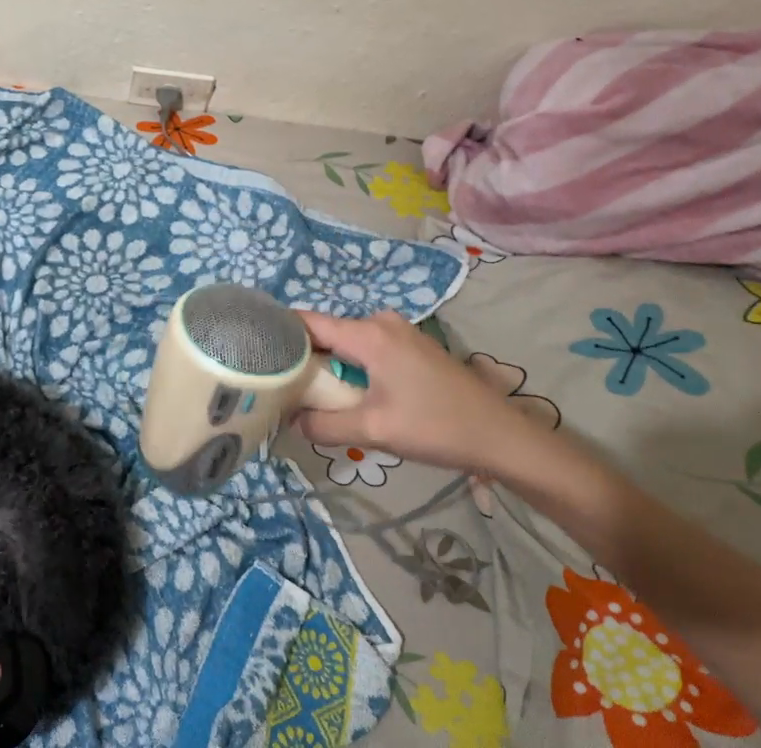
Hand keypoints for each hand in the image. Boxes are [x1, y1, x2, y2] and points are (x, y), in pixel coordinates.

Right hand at [294, 310, 534, 472]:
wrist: (507, 439)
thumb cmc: (437, 427)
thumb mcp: (372, 431)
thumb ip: (322, 424)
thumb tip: (290, 421)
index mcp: (368, 333)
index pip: (304, 321)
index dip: (275, 335)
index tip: (253, 356)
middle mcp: (380, 322)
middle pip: (323, 332)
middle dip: (299, 357)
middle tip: (277, 384)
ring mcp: (399, 333)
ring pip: (343, 343)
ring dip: (326, 366)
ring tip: (306, 393)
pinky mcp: (412, 348)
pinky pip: (364, 350)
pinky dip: (348, 368)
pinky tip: (344, 393)